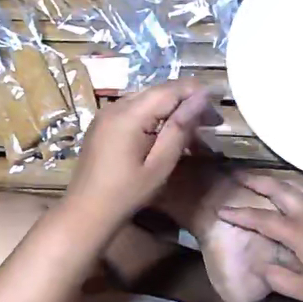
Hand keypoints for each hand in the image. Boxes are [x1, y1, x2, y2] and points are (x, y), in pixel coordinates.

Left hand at [67, 79, 219, 223]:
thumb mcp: (160, 164)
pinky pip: (134, 109)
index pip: (169, 89)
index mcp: (129, 114)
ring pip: (147, 99)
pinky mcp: (103, 122)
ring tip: (193, 132)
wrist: (85, 212)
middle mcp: (115, 105)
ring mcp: (106, 113)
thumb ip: (180, 128)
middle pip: (158, 91)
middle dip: (186, 102)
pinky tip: (167, 135)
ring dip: (171, 110)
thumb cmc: (126, 193)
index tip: (217, 110)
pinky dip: (154, 116)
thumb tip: (201, 98)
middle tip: (211, 124)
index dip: (196, 93)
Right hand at [215, 174, 302, 301]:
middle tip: (240, 176)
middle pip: (280, 191)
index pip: (262, 219)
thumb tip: (261, 267)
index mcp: (298, 233)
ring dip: (282, 183)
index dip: (240, 214)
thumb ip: (279, 278)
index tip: (222, 210)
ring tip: (270, 182)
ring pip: (302, 189)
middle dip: (258, 182)